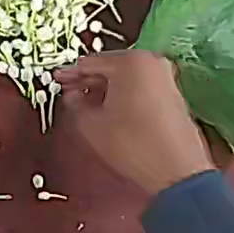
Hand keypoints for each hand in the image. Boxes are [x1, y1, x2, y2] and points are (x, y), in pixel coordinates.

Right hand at [54, 51, 214, 195]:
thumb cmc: (131, 144)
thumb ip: (74, 104)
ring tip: (87, 104)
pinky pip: (140, 86)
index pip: (89, 62)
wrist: (177, 170)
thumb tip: (72, 95)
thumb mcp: (90, 125)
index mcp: (130, 62)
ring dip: (105, 88)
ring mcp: (165, 77)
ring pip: (126, 77)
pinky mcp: (173, 94)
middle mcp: (151, 62)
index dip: (70, 74)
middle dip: (88, 81)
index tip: (57, 81)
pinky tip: (111, 110)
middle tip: (69, 93)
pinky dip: (123, 94)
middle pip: (110, 67)